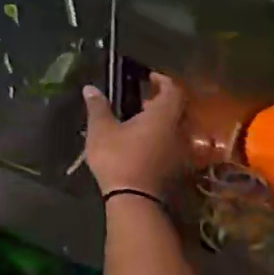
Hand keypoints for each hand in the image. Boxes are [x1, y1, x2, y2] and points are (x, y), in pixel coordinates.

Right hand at [81, 72, 187, 196]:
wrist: (136, 198)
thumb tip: (91, 88)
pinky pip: (173, 143)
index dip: (163, 81)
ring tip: (139, 120)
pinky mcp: (178, 167)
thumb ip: (98, 107)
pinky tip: (143, 141)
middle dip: (161, 101)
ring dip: (161, 121)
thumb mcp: (101, 129)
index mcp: (162, 118)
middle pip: (177, 110)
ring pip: (176, 128)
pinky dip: (161, 136)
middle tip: (141, 98)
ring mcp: (182, 151)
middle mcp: (179, 132)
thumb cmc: (118, 157)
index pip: (173, 92)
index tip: (150, 76)